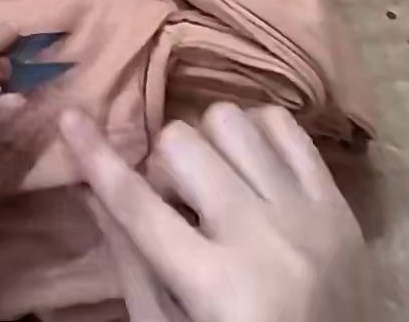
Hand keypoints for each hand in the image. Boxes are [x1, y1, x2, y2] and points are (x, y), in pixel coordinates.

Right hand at [60, 104, 364, 321]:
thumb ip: (129, 256)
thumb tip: (84, 185)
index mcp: (220, 291)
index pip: (137, 203)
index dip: (95, 156)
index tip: (68, 117)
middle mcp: (266, 242)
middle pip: (182, 143)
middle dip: (165, 167)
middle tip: (177, 204)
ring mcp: (310, 218)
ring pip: (229, 120)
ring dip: (209, 146)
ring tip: (218, 185)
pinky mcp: (340, 206)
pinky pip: (282, 124)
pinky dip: (256, 135)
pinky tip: (252, 170)